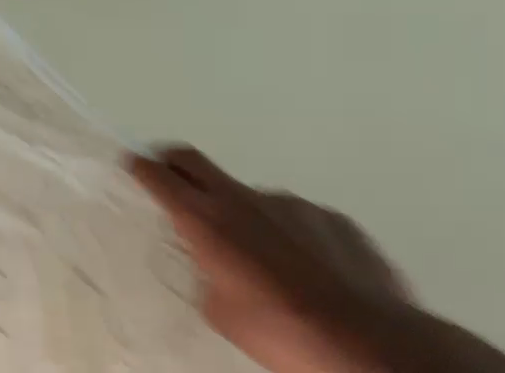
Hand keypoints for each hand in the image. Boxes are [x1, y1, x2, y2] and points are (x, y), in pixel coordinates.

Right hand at [130, 145, 406, 372]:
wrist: (372, 345)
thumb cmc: (281, 332)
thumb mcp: (219, 312)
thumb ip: (205, 273)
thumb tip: (210, 264)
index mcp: (204, 218)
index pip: (157, 174)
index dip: (140, 167)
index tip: (132, 165)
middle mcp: (240, 198)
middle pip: (192, 159)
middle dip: (174, 164)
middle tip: (171, 180)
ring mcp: (289, 202)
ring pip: (251, 196)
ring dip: (245, 215)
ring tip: (264, 258)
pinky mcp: (331, 217)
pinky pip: (297, 218)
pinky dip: (291, 234)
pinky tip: (308, 269)